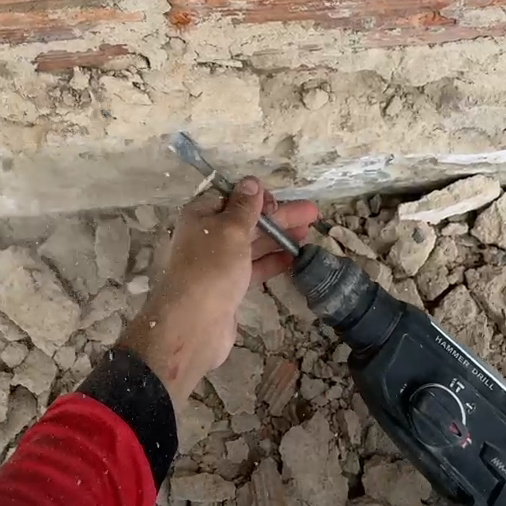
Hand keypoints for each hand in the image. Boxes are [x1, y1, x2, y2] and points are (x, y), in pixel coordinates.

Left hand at [116, 177, 316, 400]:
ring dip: (279, 238)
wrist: (194, 324)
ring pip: (253, 244)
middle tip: (311, 213)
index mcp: (201, 215)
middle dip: (278, 217)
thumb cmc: (211, 267)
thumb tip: (251, 181)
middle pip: (247, 221)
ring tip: (308, 234)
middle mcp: (207, 236)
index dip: (257, 198)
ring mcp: (218, 263)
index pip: (232, 198)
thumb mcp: (231, 229)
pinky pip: (253, 267)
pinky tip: (294, 259)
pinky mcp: (228, 286)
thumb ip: (245, 207)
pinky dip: (272, 261)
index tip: (279, 201)